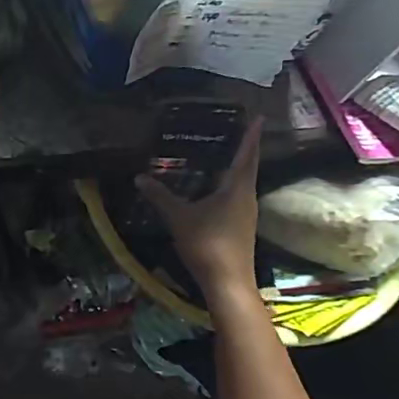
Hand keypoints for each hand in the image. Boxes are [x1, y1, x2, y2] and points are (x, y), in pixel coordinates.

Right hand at [136, 125, 261, 301]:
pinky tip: (213, 188)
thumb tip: (140, 177)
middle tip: (236, 131)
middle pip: (247, 167)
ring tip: (222, 155)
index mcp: (237, 188)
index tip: (257, 117)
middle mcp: (247, 197)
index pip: (246, 155)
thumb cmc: (207, 243)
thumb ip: (160, 196)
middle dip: (242, 149)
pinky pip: (235, 197)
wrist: (228, 282)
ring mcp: (246, 214)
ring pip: (242, 184)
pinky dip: (227, 186)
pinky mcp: (240, 227)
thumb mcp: (179, 217)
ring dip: (234, 169)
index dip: (250, 135)